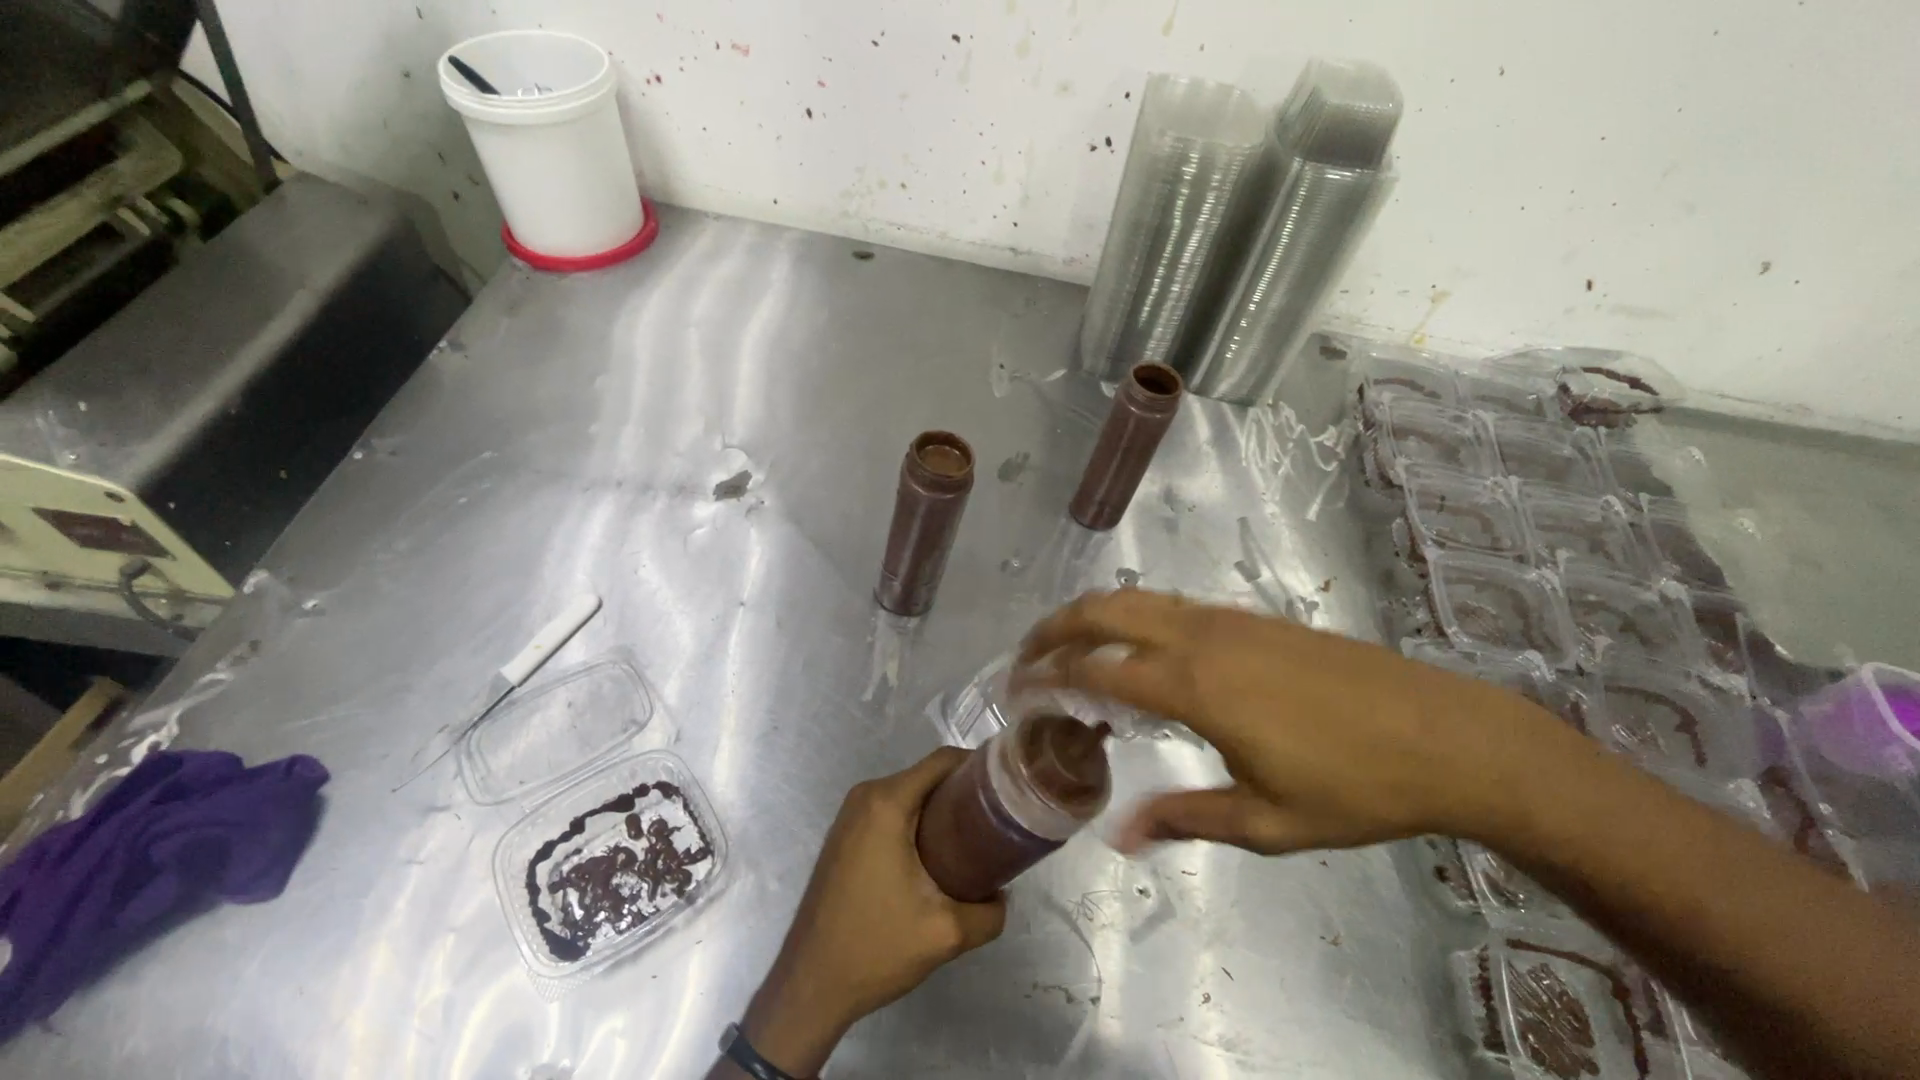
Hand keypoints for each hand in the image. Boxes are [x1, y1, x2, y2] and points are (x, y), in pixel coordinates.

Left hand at [732, 749, 1006, 1076]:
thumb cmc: (875, 948)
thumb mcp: (947, 933)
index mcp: (886, 803)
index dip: (981, 768)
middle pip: (929, 777)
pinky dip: (920, 825)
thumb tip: (1002, 895)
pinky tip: (942, 858)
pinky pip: (893, 814)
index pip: (943, 761)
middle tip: (1000, 824)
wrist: (811, 984)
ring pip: (912, 797)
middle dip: (966, 795)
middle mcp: (865, 797)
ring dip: (943, 813)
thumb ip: (990, 913)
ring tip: (977, 843)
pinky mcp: (846, 837)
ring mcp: (850, 816)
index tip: (1011, 792)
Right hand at [1014, 589, 1584, 855]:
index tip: (1016, 693)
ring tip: (1068, 650)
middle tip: (1025, 660)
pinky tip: (1139, 653)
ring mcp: (1233, 620)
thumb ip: (1184, 817)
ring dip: (1093, 617)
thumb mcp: (1265, 822)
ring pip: (1140, 599)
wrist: (1449, 738)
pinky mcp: (1258, 619)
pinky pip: (1174, 606)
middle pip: (1106, 609)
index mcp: (1195, 685)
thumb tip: (1118, 836)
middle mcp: (1204, 637)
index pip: (1096, 669)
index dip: (1048, 678)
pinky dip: (1134, 619)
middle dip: (1054, 628)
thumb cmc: (1354, 787)